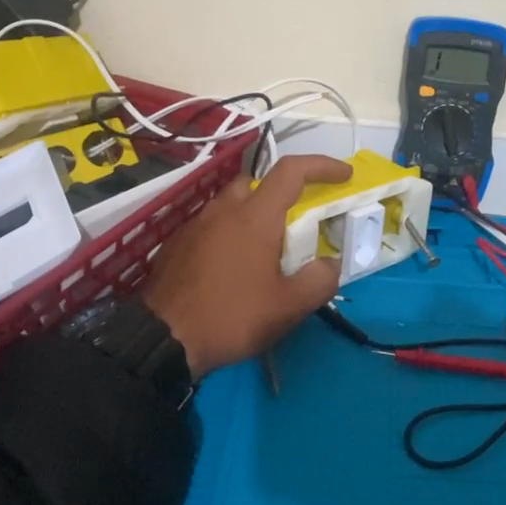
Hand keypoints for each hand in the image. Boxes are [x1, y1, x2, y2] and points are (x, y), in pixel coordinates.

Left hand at [140, 154, 352, 378]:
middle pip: (258, 183)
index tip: (344, 175)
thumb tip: (329, 264)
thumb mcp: (288, 307)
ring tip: (264, 249)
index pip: (292, 171)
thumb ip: (319, 280)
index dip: (322, 166)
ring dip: (253, 214)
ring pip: (231, 203)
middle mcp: (224, 209)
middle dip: (283, 193)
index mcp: (255, 216)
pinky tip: (232, 266)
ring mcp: (195, 224)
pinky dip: (229, 232)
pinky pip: (211, 224)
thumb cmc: (231, 316)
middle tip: (297, 223)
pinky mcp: (177, 243)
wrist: (161, 338)